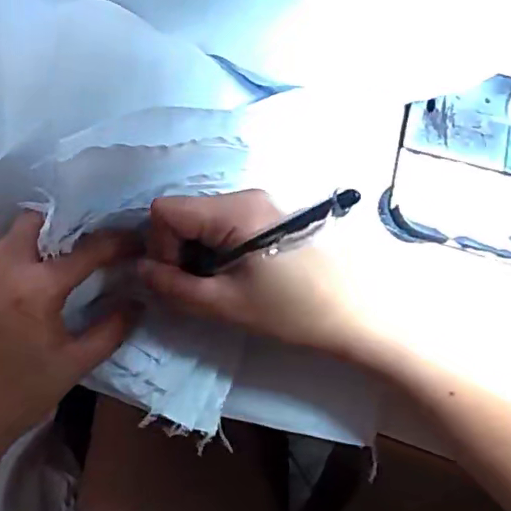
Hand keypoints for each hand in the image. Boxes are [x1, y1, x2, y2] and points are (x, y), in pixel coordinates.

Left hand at [0, 212, 141, 473]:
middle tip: (86, 246)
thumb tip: (136, 302)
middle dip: (64, 226)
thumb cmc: (21, 394)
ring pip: (10, 238)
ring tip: (58, 265)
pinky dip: (14, 261)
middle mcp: (2, 269)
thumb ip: (110, 329)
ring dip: (36, 243)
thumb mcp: (74, 364)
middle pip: (35, 222)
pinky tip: (26, 286)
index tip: (133, 240)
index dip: (115, 241)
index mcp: (35, 288)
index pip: (84, 249)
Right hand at [136, 190, 385, 358]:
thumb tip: (140, 271)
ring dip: (196, 251)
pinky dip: (216, 248)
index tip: (177, 279)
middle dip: (176, 250)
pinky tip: (237, 275)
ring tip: (219, 285)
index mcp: (236, 210)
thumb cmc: (298, 311)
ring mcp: (262, 203)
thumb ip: (175, 287)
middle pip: (182, 212)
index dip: (159, 246)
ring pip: (201, 218)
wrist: (370, 315)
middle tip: (195, 287)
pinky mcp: (272, 216)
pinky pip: (224, 223)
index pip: (165, 211)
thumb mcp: (227, 305)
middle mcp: (246, 195)